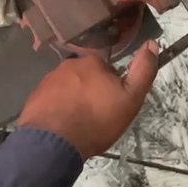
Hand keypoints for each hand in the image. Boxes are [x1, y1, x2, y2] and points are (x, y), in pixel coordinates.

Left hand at [17, 43, 159, 157]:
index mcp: (93, 62)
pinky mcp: (35, 97)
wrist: (54, 143)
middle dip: (92, 93)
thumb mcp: (130, 98)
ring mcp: (48, 80)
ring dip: (74, 101)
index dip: (113, 88)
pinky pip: (51, 100)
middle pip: (86, 78)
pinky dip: (57, 110)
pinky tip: (62, 127)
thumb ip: (143, 71)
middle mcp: (69, 65)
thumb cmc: (96, 120)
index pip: (108, 71)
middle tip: (97, 117)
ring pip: (68, 89)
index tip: (113, 106)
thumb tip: (152, 43)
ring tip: (79, 124)